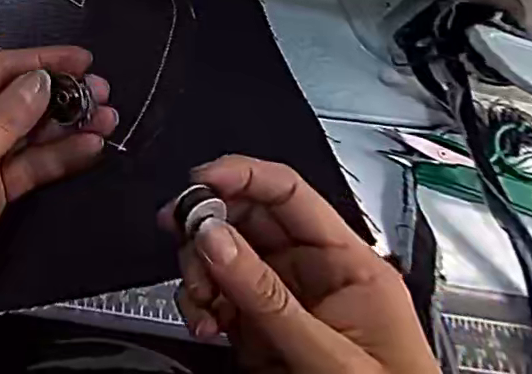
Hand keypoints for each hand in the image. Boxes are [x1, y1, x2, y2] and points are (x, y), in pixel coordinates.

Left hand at [0, 47, 117, 337]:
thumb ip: (7, 118)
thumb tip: (44, 78)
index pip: (2, 68)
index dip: (44, 61)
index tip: (85, 59)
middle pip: (22, 98)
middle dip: (62, 94)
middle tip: (104, 93)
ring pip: (32, 132)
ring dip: (68, 126)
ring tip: (108, 119)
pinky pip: (32, 165)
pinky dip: (60, 157)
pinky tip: (90, 148)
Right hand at [159, 156, 438, 373]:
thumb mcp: (332, 358)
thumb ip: (270, 298)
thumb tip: (215, 237)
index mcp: (349, 264)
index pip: (289, 192)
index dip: (243, 175)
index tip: (202, 180)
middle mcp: (313, 276)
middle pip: (249, 219)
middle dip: (209, 222)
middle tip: (183, 231)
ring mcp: (286, 304)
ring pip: (226, 255)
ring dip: (200, 266)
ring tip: (197, 295)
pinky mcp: (262, 336)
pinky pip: (219, 297)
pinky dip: (200, 302)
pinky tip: (203, 322)